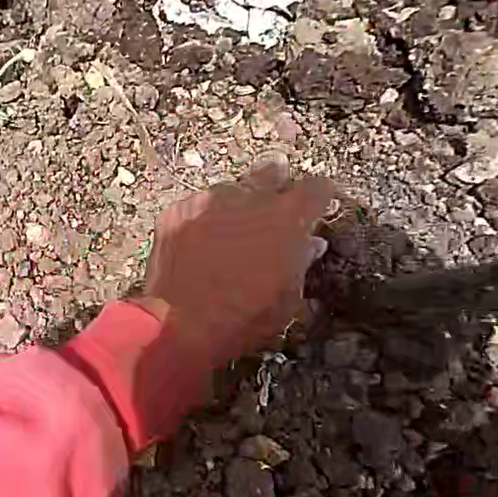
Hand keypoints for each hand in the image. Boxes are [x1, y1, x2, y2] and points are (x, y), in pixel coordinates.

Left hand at [137, 155, 334, 371]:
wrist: (182, 324)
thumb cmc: (245, 318)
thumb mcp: (288, 298)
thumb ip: (301, 263)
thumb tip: (310, 244)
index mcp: (288, 218)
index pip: (316, 188)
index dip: (318, 195)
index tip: (316, 203)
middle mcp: (251, 198)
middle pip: (272, 172)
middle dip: (277, 182)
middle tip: (275, 199)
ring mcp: (211, 200)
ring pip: (232, 189)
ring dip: (237, 203)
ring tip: (232, 230)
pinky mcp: (179, 210)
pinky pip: (198, 205)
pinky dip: (204, 219)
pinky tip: (201, 242)